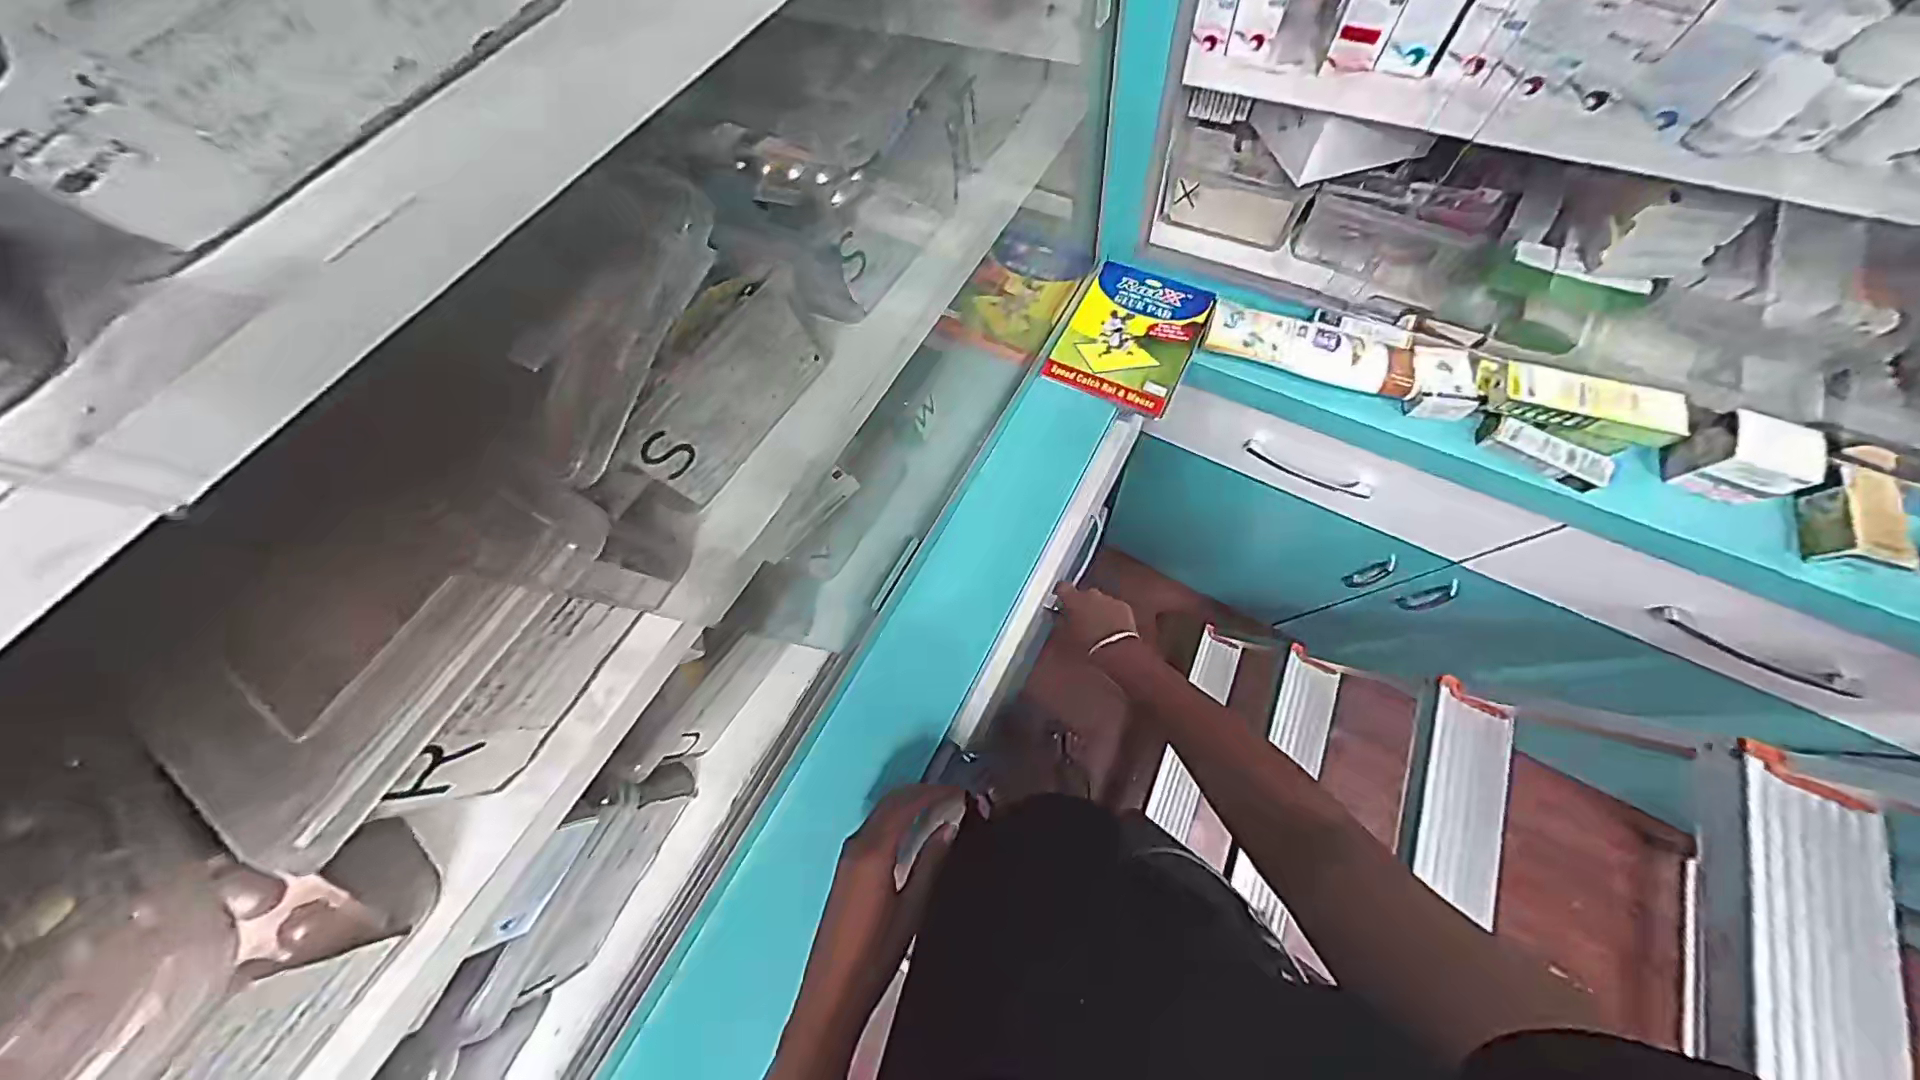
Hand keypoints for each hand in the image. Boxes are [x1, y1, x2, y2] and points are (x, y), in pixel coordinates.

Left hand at [773, 784, 966, 1079]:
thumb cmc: (875, 954)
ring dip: (908, 803)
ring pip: (880, 813)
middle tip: (951, 794)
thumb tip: (948, 827)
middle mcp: (856, 846)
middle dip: (920, 791)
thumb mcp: (913, 908)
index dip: (933, 792)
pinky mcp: (846, 869)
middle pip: (890, 802)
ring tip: (938, 806)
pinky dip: (896, 818)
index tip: (958, 790)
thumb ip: (931, 862)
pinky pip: (874, 827)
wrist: (832, 990)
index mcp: (873, 851)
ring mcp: (847, 856)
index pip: (905, 804)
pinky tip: (913, 829)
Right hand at [1052, 581, 1139, 655]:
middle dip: (1081, 604)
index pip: (1062, 587)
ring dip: (1097, 609)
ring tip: (1096, 627)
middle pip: (1083, 594)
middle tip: (1080, 620)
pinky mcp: (1123, 606)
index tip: (1062, 602)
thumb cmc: (1086, 643)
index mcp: (1073, 599)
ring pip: (1099, 601)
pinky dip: (1111, 614)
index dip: (1061, 594)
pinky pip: (1114, 607)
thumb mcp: (1065, 634)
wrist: (1115, 650)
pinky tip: (1110, 628)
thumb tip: (1062, 616)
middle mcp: (1091, 594)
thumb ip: (1061, 620)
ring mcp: (1108, 599)